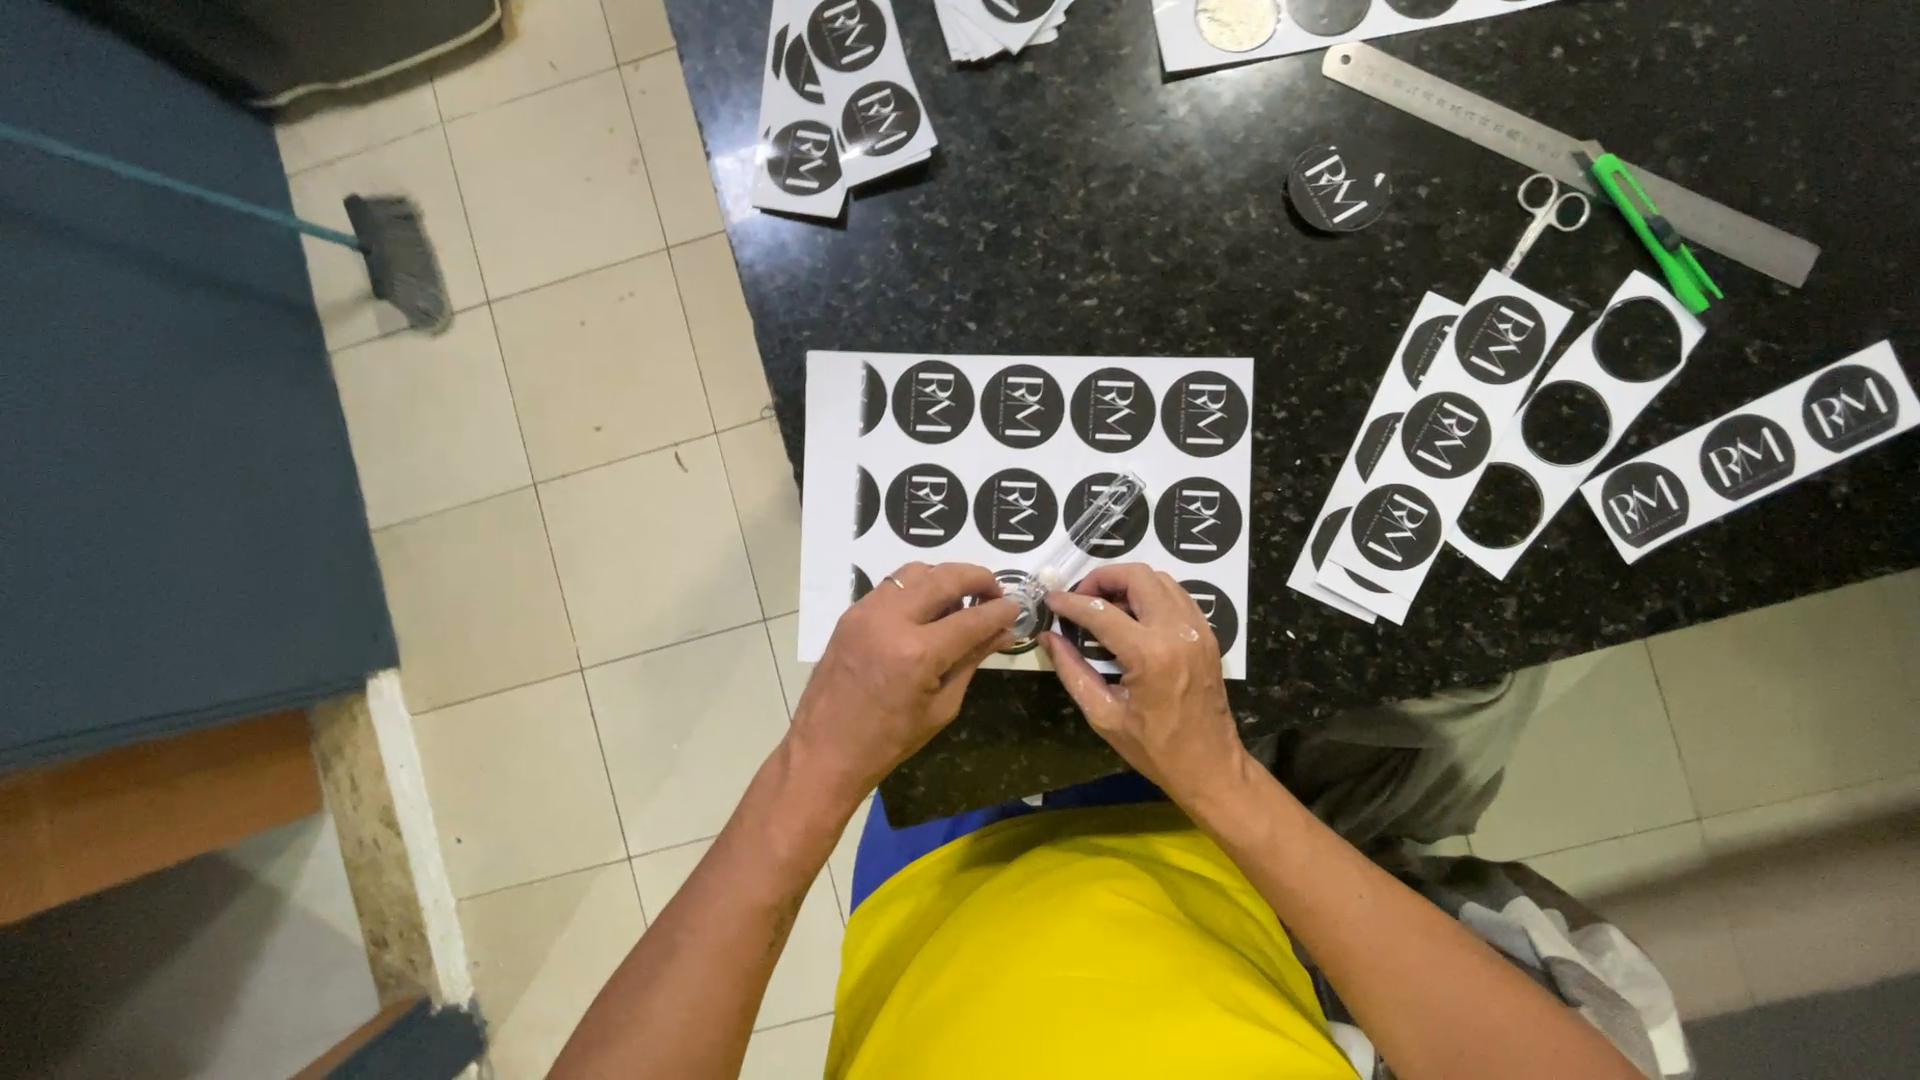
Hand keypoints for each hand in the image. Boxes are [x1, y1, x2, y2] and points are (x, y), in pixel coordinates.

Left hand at [790, 562, 1018, 802]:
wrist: (825, 750)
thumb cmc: (889, 740)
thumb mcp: (942, 706)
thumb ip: (972, 660)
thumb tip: (1003, 632)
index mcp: (918, 653)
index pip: (973, 618)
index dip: (1001, 611)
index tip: (1017, 608)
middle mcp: (891, 621)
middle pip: (946, 577)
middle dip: (978, 578)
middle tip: (996, 593)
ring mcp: (866, 612)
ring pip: (916, 571)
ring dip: (946, 577)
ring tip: (962, 599)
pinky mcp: (851, 613)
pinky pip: (892, 585)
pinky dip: (917, 587)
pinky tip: (928, 608)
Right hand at [1042, 564, 1252, 806]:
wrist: (1211, 766)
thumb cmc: (1155, 749)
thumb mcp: (1103, 715)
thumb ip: (1072, 671)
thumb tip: (1049, 637)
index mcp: (1150, 655)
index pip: (1101, 611)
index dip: (1070, 602)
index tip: (1050, 600)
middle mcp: (1177, 632)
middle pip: (1137, 576)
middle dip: (1102, 579)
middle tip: (1080, 600)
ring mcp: (1198, 629)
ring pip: (1159, 579)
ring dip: (1127, 583)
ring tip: (1104, 606)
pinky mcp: (1206, 634)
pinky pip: (1176, 595)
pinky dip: (1150, 594)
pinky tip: (1132, 616)